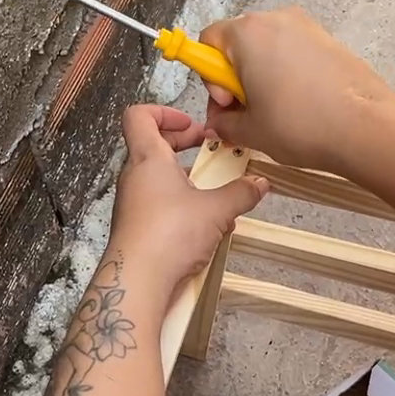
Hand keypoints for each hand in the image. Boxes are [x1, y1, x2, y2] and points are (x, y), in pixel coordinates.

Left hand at [108, 105, 267, 293]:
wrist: (138, 282)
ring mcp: (134, 204)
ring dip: (190, 181)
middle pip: (154, 146)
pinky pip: (162, 206)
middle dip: (186, 145)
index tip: (194, 125)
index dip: (165, 112)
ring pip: (161, 179)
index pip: (139, 116)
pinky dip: (185, 208)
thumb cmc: (171, 234)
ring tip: (220, 195)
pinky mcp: (138, 228)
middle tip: (214, 151)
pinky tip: (211, 227)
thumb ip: (241, 193)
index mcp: (147, 158)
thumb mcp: (216, 210)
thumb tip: (261, 183)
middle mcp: (135, 177)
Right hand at [201, 7, 394, 173]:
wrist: (365, 127)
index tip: (226, 102)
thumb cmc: (301, 125)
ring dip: (260, 77)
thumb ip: (223, 123)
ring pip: (267, 48)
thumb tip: (219, 124)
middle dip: (235, 77)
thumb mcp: (250, 131)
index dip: (209, 76)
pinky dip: (286, 74)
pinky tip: (298, 105)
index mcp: (247, 34)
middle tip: (246, 113)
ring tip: (274, 113)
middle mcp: (275, 19)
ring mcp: (306, 26)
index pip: (208, 41)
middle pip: (237, 43)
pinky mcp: (328, 39)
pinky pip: (293, 52)